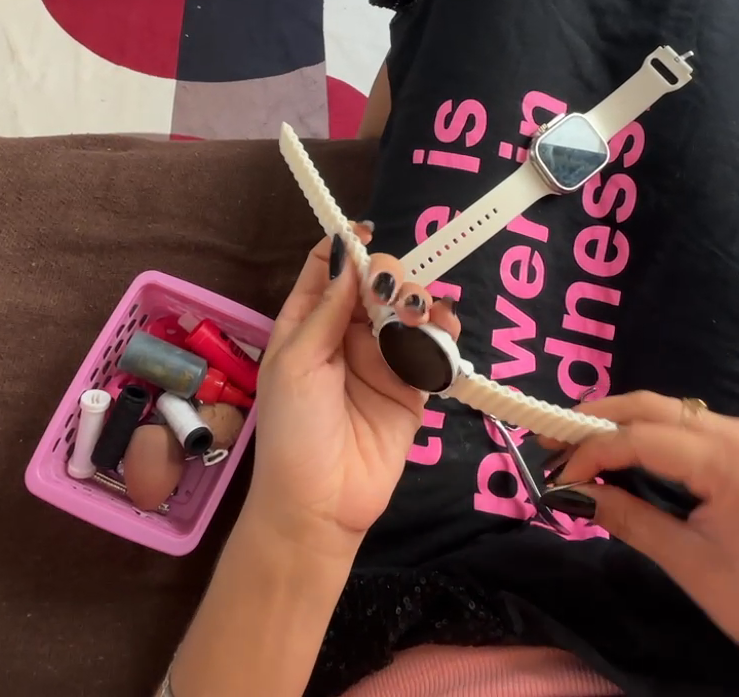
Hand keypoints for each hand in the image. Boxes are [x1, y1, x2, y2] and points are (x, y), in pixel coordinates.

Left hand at [245, 228, 459, 554]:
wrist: (320, 504)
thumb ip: (327, 309)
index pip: (329, 268)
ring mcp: (383, 358)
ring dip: (419, 301)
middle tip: (393, 295)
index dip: (348, 246)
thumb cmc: (294, 428)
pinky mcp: (413, 386)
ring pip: (409, 310)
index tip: (368, 233)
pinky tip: (444, 328)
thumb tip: (349, 254)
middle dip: (390, 277)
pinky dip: (443, 333)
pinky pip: (433, 348)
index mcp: (309, 321)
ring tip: (418, 315)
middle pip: (377, 283)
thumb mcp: (297, 362)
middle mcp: (348, 333)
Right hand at [548, 392, 738, 696]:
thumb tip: (569, 491)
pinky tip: (619, 450)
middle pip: (651, 406)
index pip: (640, 437)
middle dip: (596, 419)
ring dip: (618, 423)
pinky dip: (645, 434)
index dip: (590, 450)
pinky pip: (683, 426)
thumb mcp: (686, 563)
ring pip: (665, 411)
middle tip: (550, 439)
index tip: (554, 476)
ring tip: (575, 444)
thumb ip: (625, 515)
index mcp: (731, 459)